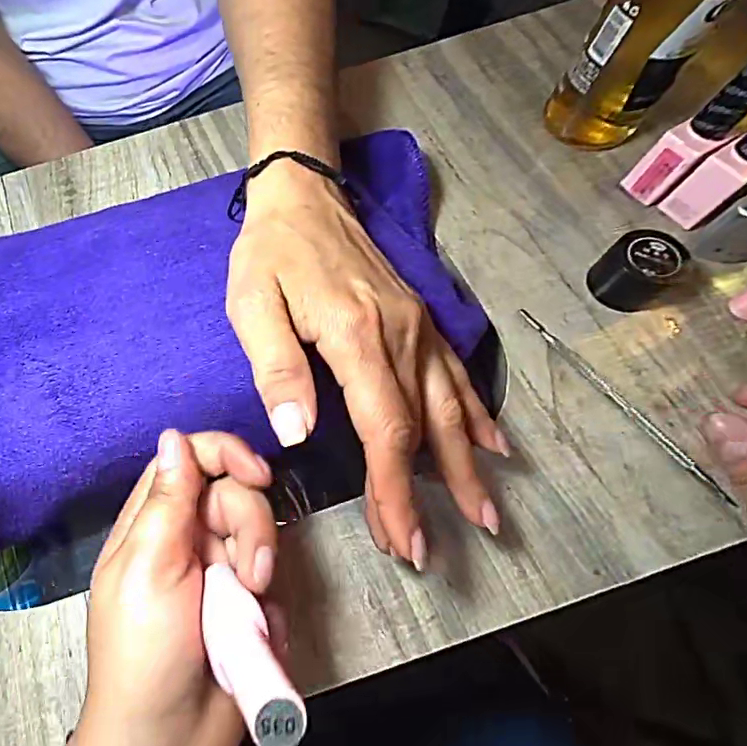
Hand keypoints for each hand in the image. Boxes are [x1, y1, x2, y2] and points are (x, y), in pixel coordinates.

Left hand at [15, 430, 279, 745]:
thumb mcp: (147, 569)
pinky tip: (256, 635)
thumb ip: (166, 500)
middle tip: (247, 572)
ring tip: (249, 607)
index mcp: (151, 522)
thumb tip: (173, 436)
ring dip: (263, 566)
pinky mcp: (246, 607)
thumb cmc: (140, 656)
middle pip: (235, 493)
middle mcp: (186, 538)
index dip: (225, 453)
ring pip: (261, 534)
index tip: (256, 473)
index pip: (190, 459)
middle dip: (249, 526)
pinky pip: (276, 584)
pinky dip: (270, 607)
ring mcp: (218, 573)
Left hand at [227, 162, 505, 568]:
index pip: (383, 429)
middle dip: (426, 493)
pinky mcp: (416, 315)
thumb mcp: (253, 306)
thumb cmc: (268, 254)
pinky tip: (494, 441)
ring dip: (465, 463)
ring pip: (450, 405)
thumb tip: (299, 435)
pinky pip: (455, 371)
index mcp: (355, 337)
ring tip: (483, 513)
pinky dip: (476, 411)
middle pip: (422, 427)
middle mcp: (400, 335)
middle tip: (430, 550)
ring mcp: (415, 324)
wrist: (302, 196)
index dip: (393, 490)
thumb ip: (278, 369)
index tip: (401, 538)